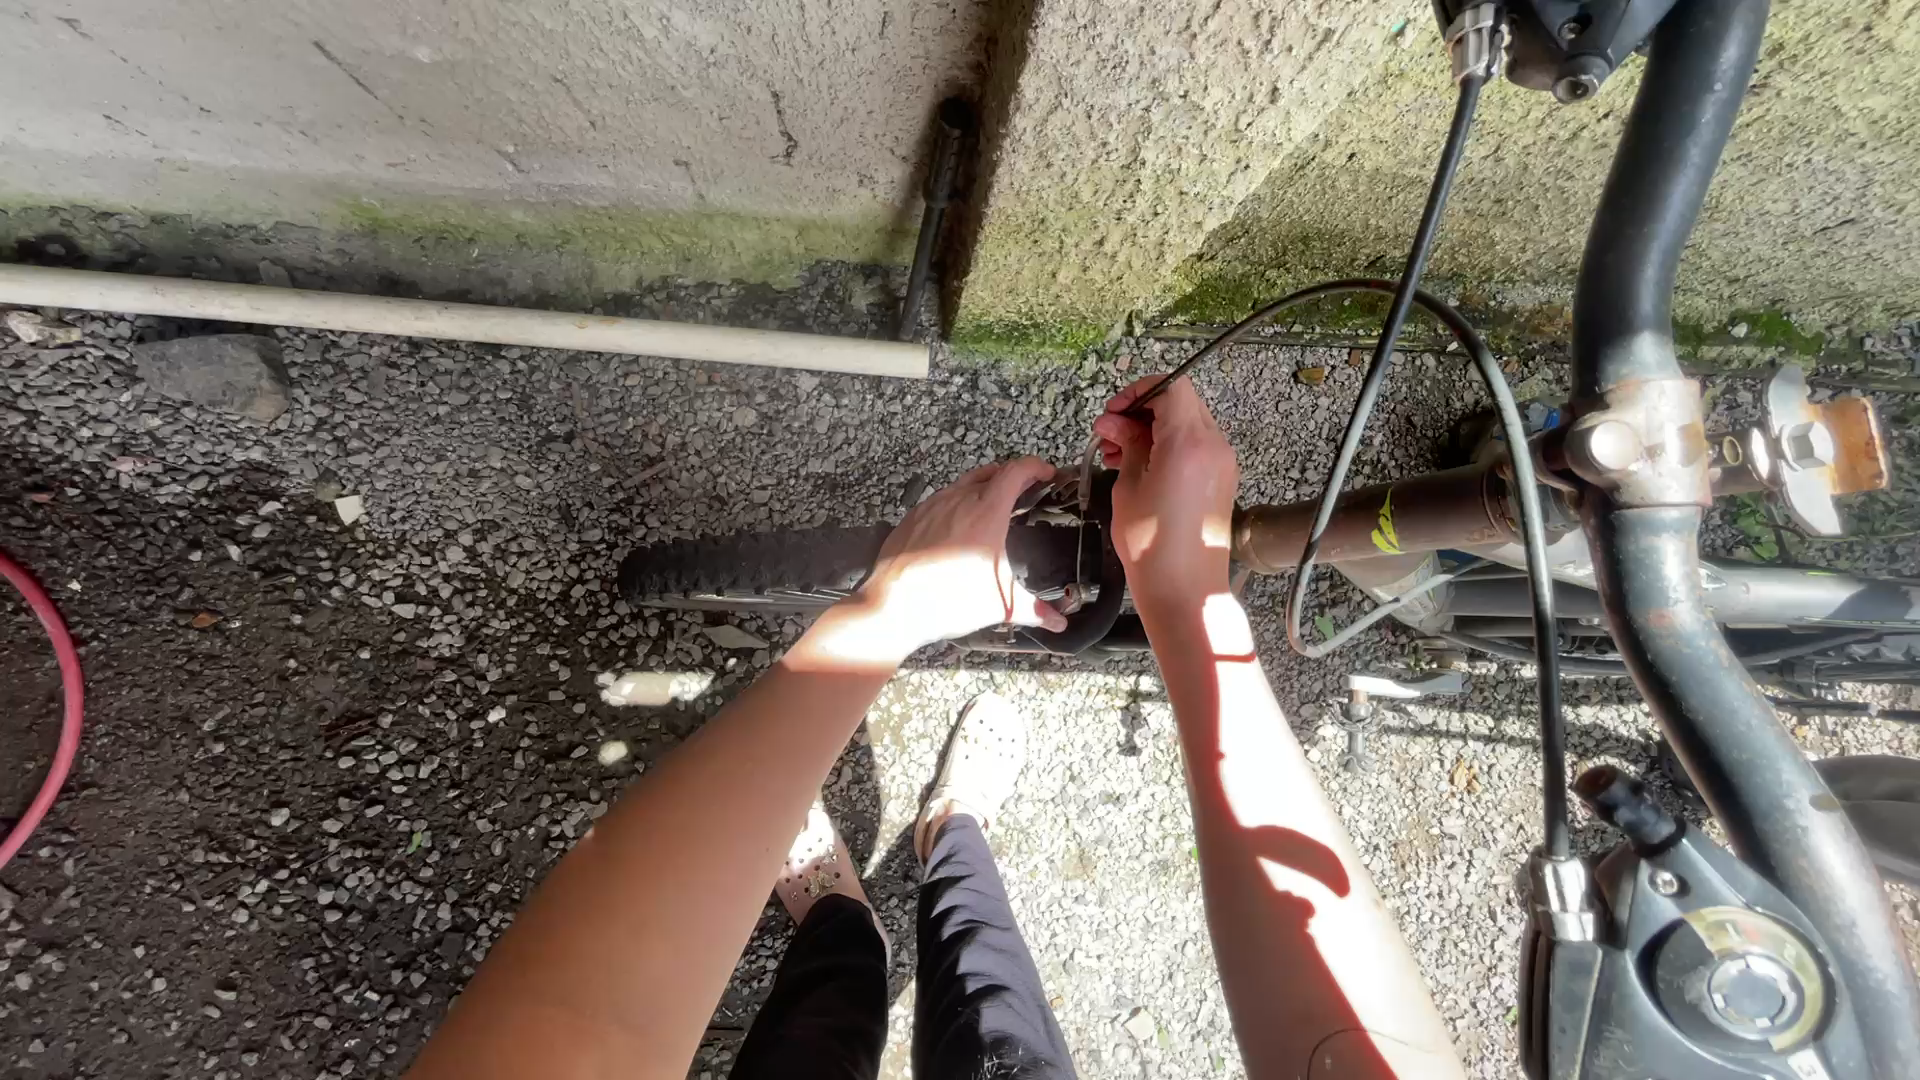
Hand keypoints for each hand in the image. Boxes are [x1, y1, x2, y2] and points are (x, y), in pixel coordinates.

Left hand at [846, 457, 1068, 652]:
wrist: (892, 607)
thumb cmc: (945, 601)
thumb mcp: (999, 605)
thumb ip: (1034, 610)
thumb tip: (1057, 622)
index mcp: (986, 513)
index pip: (1016, 471)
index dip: (1036, 466)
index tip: (1046, 473)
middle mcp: (959, 500)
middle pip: (991, 472)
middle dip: (1012, 476)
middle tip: (1024, 491)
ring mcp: (932, 506)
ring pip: (964, 483)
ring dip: (983, 488)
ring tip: (993, 508)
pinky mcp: (913, 517)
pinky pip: (940, 500)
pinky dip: (957, 504)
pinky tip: (959, 527)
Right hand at [1092, 375, 1238, 617]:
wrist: (1185, 588)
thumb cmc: (1151, 544)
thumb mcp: (1128, 487)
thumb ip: (1126, 445)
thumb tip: (1114, 422)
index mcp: (1188, 442)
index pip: (1171, 386)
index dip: (1137, 391)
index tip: (1113, 412)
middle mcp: (1213, 444)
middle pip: (1179, 402)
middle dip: (1141, 411)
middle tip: (1109, 434)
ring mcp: (1222, 461)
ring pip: (1186, 422)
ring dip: (1152, 428)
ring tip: (1118, 452)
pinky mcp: (1222, 478)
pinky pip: (1195, 445)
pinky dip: (1168, 445)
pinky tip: (1140, 466)